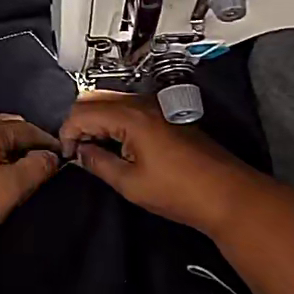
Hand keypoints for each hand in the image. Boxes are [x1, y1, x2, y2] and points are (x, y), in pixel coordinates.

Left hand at [0, 115, 61, 255]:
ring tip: (27, 172)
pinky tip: (3, 174)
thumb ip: (37, 168)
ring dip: (13, 150)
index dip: (48, 143)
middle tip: (46, 166)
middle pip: (11, 128)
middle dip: (30, 144)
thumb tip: (52, 157)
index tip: (64, 159)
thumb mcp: (12, 187)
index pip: (28, 129)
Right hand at [59, 93, 265, 235]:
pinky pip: (128, 108)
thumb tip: (80, 154)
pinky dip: (113, 121)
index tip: (67, 153)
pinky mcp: (164, 114)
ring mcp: (155, 106)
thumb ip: (98, 163)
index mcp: (131, 116)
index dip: (67, 133)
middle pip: (93, 99)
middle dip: (78, 123)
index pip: (82, 112)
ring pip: (110, 101)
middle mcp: (142, 103)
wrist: (226, 194)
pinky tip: (116, 146)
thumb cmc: (183, 191)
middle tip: (77, 151)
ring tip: (95, 151)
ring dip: (96, 121)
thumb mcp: (130, 184)